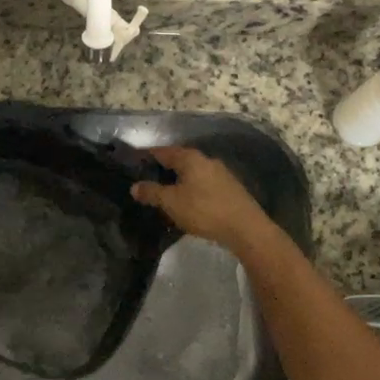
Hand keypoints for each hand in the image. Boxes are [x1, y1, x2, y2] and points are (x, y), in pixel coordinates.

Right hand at [132, 147, 274, 252]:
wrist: (245, 227)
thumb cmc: (203, 210)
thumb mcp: (171, 202)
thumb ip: (152, 192)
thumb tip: (134, 186)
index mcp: (190, 158)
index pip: (163, 151)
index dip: (148, 156)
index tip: (135, 162)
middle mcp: (206, 160)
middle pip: (180, 160)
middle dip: (164, 169)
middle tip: (147, 179)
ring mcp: (221, 173)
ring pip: (193, 172)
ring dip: (179, 180)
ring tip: (165, 192)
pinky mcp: (230, 188)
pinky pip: (204, 183)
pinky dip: (192, 188)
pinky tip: (187, 201)